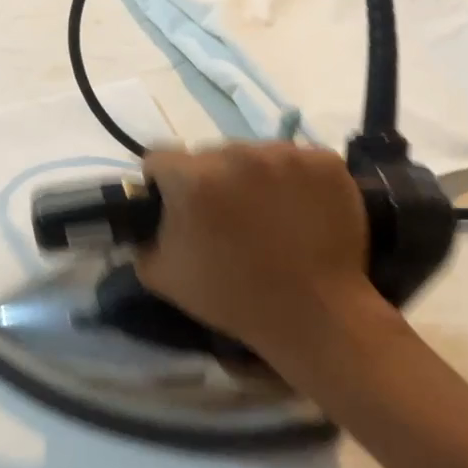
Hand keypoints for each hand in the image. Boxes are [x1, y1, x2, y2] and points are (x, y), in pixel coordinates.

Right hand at [136, 142, 386, 355]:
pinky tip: (297, 210)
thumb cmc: (233, 297)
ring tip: (266, 215)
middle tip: (225, 217)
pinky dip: (293, 180)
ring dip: (252, 177)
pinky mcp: (325, 161)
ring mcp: (286, 154)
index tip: (174, 204)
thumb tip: (147, 222)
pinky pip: (296, 160)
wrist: (315, 313)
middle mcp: (237, 155)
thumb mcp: (162, 276)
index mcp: (192, 181)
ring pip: (255, 154)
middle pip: (210, 155)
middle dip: (210, 180)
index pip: (159, 158)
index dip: (161, 182)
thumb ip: (143, 239)